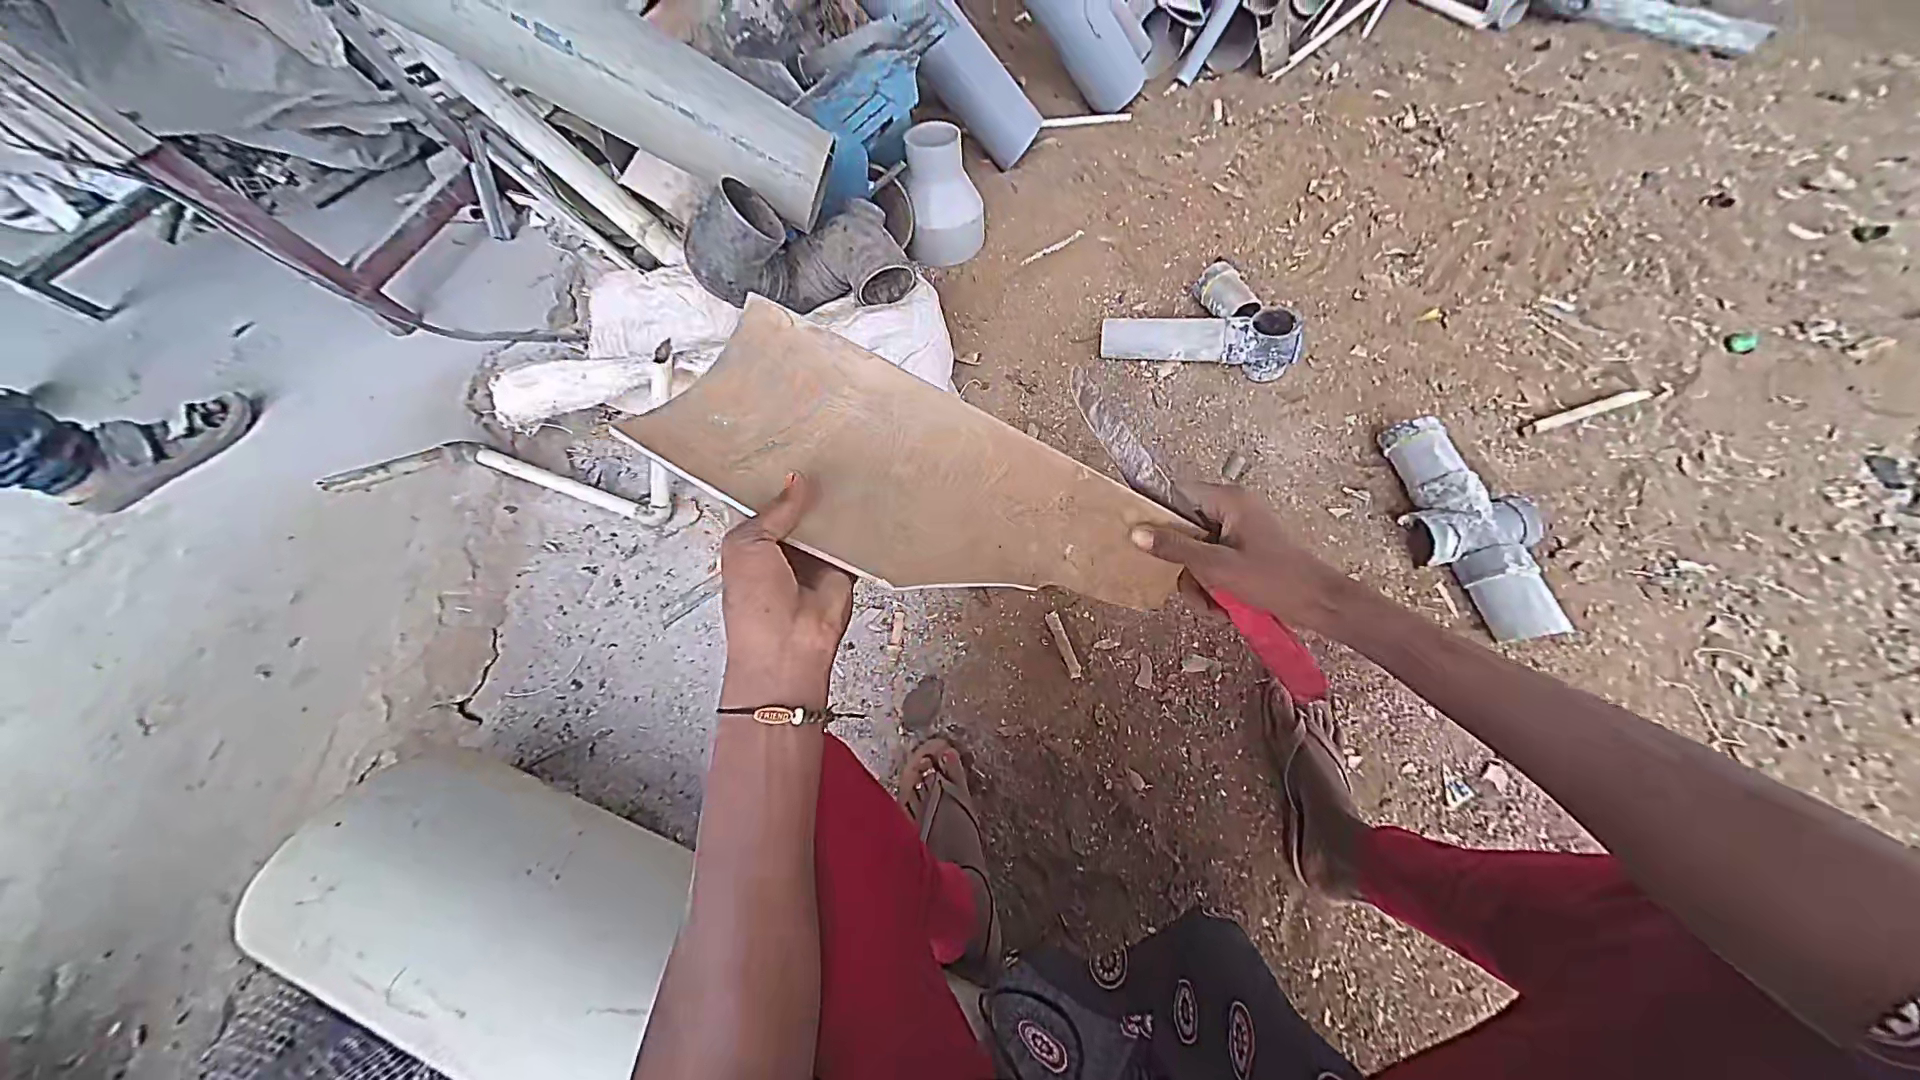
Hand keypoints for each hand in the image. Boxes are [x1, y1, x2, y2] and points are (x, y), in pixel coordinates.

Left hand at [718, 474, 854, 710]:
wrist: (789, 645)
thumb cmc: (754, 608)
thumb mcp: (748, 545)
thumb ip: (774, 511)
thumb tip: (794, 483)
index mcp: (753, 542)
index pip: (766, 504)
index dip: (776, 483)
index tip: (789, 457)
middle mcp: (784, 549)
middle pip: (800, 510)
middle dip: (809, 492)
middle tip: (821, 460)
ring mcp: (814, 559)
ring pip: (826, 524)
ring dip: (833, 509)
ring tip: (843, 476)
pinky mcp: (842, 569)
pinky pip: (852, 543)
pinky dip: (857, 531)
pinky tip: (861, 507)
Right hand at [1129, 483, 1368, 636]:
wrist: (1320, 606)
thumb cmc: (1276, 580)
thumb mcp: (1217, 566)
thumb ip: (1174, 548)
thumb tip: (1136, 533)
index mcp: (1228, 501)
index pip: (1176, 494)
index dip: (1156, 514)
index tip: (1141, 537)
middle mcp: (1231, 511)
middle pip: (1182, 530)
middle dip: (1184, 566)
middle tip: (1193, 586)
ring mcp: (1236, 533)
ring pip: (1194, 554)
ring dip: (1198, 583)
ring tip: (1214, 603)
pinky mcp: (1241, 554)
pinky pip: (1210, 566)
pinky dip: (1212, 587)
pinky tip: (1223, 605)